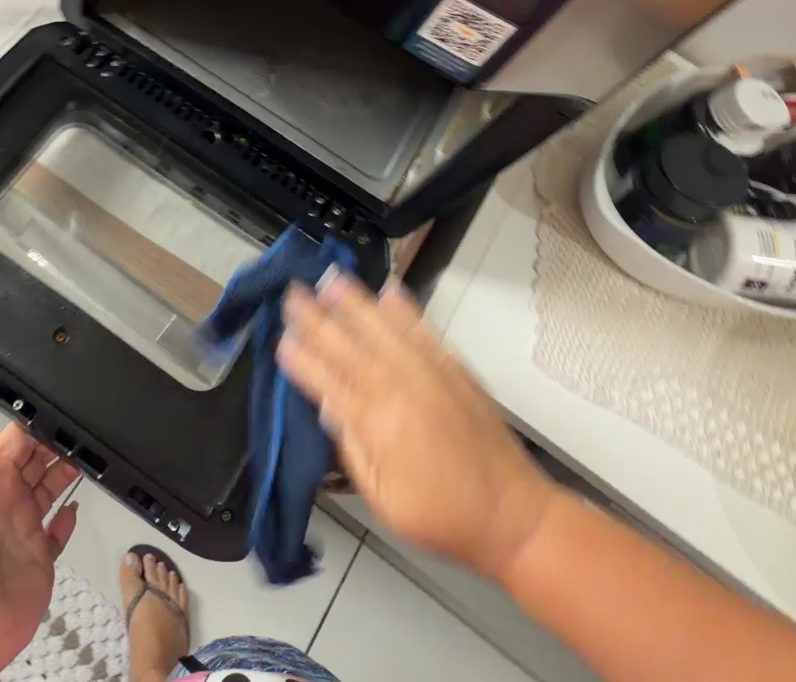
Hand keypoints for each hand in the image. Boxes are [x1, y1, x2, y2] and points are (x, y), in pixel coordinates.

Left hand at [0, 413, 81, 681]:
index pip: (14, 440)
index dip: (34, 423)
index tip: (56, 410)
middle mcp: (3, 503)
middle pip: (37, 458)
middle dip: (57, 440)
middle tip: (81, 428)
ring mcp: (22, 531)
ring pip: (50, 487)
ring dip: (66, 469)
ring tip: (87, 455)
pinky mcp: (39, 560)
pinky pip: (58, 532)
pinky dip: (69, 518)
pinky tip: (74, 507)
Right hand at [279, 274, 556, 580]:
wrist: (514, 516)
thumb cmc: (442, 516)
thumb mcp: (384, 501)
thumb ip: (353, 450)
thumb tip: (328, 408)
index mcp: (379, 425)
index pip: (329, 384)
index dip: (303, 361)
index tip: (281, 339)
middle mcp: (402, 390)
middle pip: (350, 348)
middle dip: (317, 320)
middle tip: (293, 294)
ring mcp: (431, 375)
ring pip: (385, 330)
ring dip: (356, 303)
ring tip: (331, 279)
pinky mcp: (456, 371)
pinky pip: (426, 333)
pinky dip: (406, 311)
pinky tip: (389, 292)